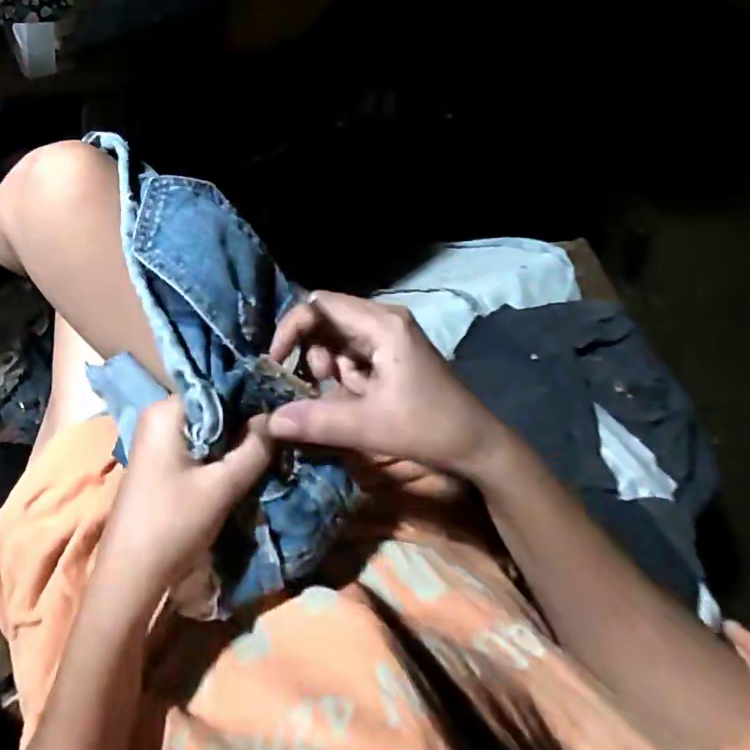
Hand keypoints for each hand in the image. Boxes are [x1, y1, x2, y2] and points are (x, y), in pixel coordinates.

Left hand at [100, 396, 273, 598]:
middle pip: (215, 405)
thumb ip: (255, 448)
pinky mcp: (162, 460)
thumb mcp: (223, 486)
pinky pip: (199, 443)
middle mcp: (159, 415)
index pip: (219, 384)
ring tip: (273, 442)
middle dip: (247, 417)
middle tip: (284, 427)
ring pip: (209, 426)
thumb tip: (281, 416)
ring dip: (236, 437)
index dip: (253, 393)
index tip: (285, 404)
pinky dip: (221, 451)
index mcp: (167, 409)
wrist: (130, 577)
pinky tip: (247, 460)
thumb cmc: (173, 524)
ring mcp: (158, 437)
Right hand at [266, 291, 512, 481]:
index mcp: (383, 325)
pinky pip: (351, 353)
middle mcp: (384, 320)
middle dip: (312, 352)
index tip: (278, 361)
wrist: (479, 445)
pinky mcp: (391, 352)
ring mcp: (389, 335)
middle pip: (326, 319)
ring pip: (336, 338)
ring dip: (329, 367)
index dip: (292, 327)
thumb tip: (270, 421)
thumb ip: (317, 421)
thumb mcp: (370, 427)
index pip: (320, 305)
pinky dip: (344, 375)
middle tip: (318, 385)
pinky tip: (359, 400)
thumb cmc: (430, 428)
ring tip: (346, 398)